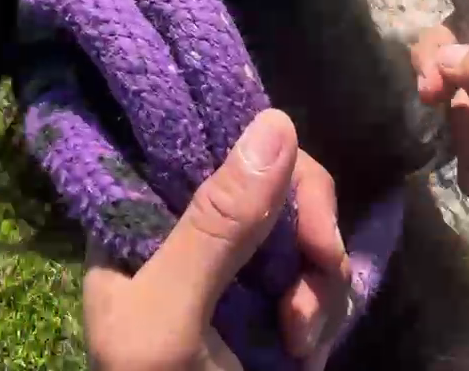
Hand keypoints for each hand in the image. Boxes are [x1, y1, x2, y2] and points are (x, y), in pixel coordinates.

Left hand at [82, 109, 353, 370]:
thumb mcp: (169, 327)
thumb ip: (214, 228)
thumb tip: (277, 120)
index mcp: (140, 226)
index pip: (196, 141)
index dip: (250, 142)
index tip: (289, 172)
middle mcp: (191, 236)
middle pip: (266, 175)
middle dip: (303, 220)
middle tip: (319, 259)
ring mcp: (239, 270)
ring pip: (303, 221)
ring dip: (321, 276)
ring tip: (304, 339)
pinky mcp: (278, 301)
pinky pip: (322, 269)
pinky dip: (328, 305)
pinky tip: (311, 350)